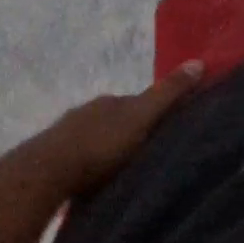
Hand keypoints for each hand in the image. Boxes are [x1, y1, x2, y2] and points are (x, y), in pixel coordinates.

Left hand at [29, 60, 204, 196]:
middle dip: (126, 133)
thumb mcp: (143, 117)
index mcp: (110, 101)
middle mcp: (86, 110)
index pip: (138, 103)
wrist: (44, 173)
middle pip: (114, 119)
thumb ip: (169, 93)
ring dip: (104, 150)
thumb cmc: (100, 144)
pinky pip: (74, 158)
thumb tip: (199, 61)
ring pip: (92, 138)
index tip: (163, 133)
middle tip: (142, 155)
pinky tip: (90, 181)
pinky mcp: (46, 159)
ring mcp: (63, 134)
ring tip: (117, 172)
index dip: (152, 115)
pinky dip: (85, 165)